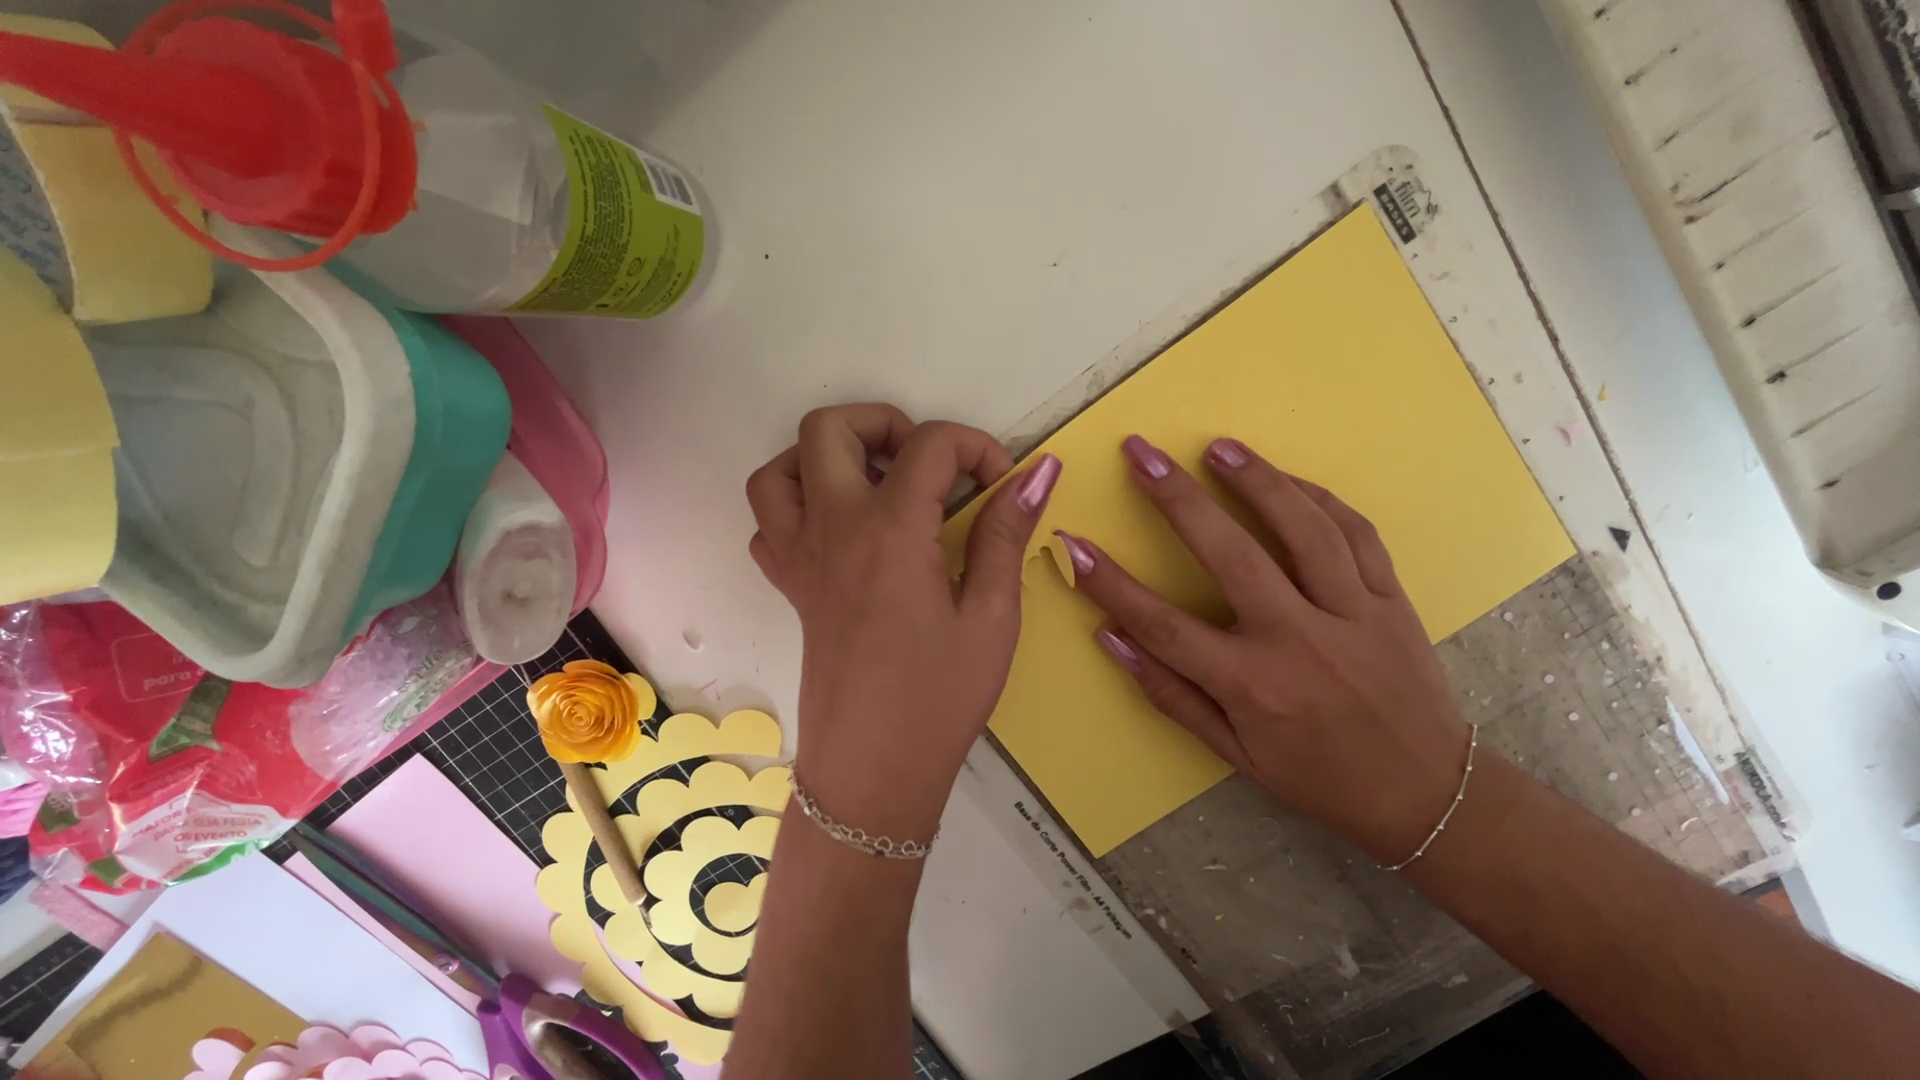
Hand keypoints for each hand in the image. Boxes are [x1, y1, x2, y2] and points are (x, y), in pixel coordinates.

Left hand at [746, 404, 1060, 841]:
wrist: (873, 770)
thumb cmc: (939, 698)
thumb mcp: (991, 616)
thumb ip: (1006, 533)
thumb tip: (1037, 471)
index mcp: (889, 529)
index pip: (929, 443)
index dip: (977, 447)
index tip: (1002, 485)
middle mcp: (833, 528)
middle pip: (828, 428)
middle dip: (884, 423)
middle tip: (928, 466)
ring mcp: (800, 557)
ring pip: (781, 469)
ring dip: (826, 458)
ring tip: (877, 485)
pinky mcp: (790, 588)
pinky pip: (770, 524)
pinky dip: (798, 507)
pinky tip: (843, 533)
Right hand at [1060, 434, 1471, 863]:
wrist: (1428, 795)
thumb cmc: (1319, 778)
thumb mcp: (1236, 755)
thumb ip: (1172, 694)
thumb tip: (1113, 638)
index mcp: (1253, 685)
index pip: (1164, 624)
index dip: (1111, 583)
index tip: (1074, 543)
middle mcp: (1299, 640)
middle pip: (1230, 554)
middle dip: (1178, 498)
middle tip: (1142, 452)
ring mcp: (1352, 614)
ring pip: (1303, 530)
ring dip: (1258, 481)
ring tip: (1218, 447)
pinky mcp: (1392, 600)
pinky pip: (1358, 536)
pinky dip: (1322, 500)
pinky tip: (1290, 480)